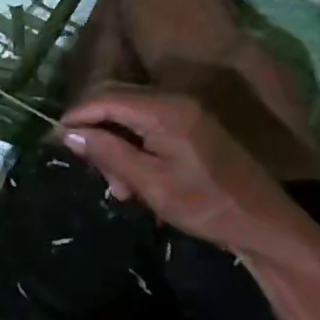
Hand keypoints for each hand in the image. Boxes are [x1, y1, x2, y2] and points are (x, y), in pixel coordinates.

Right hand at [58, 83, 303, 253]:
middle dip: (94, 129)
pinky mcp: (191, 124)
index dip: (75, 116)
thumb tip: (68, 132)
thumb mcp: (149, 182)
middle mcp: (172, 99)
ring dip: (114, 142)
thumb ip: (108, 151)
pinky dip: (133, 144)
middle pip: (115, 98)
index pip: (103, 97)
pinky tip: (135, 178)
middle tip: (89, 168)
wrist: (265, 223)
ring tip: (118, 186)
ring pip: (129, 112)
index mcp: (163, 109)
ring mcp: (184, 109)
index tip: (55, 140)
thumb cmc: (205, 205)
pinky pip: (147, 122)